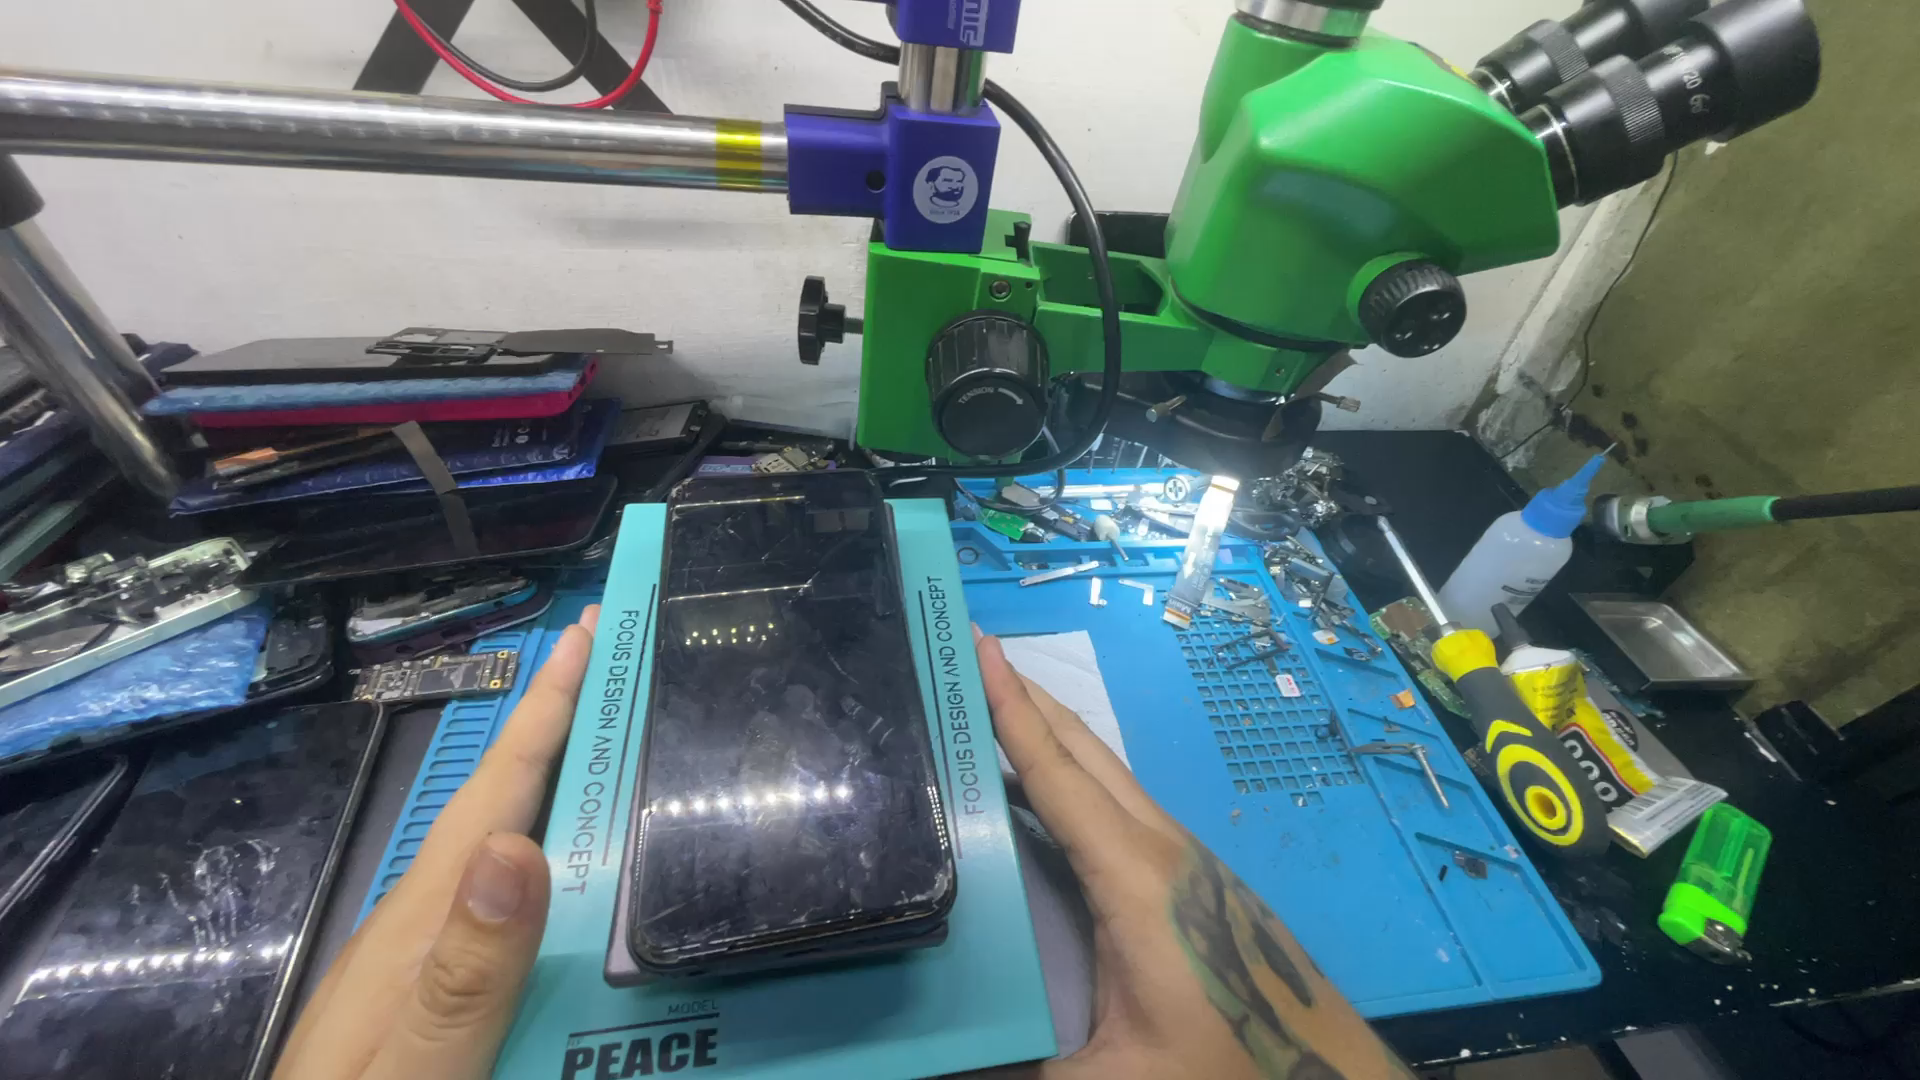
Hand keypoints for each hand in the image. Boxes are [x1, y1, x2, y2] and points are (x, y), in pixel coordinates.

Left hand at [276, 606, 599, 1079]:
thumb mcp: (416, 1074)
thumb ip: (463, 975)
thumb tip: (513, 848)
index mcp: (424, 918)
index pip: (497, 789)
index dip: (546, 706)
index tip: (585, 631)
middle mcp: (429, 915)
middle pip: (510, 797)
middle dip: (563, 719)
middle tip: (618, 658)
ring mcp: (435, 947)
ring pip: (517, 836)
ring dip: (567, 774)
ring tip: (622, 732)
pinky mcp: (447, 980)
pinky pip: (521, 885)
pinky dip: (560, 837)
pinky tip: (589, 851)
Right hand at [975, 631, 1411, 1079]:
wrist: (1332, 1079)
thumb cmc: (1225, 1067)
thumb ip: (1019, 1072)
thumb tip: (936, 1065)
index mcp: (1131, 876)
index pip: (1055, 772)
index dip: (1010, 708)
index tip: (980, 649)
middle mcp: (1154, 841)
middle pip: (1079, 746)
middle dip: (1024, 693)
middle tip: (973, 656)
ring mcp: (1176, 847)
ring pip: (1100, 765)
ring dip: (1048, 724)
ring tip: (996, 702)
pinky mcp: (1185, 863)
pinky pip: (1113, 793)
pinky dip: (1068, 764)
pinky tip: (1044, 782)